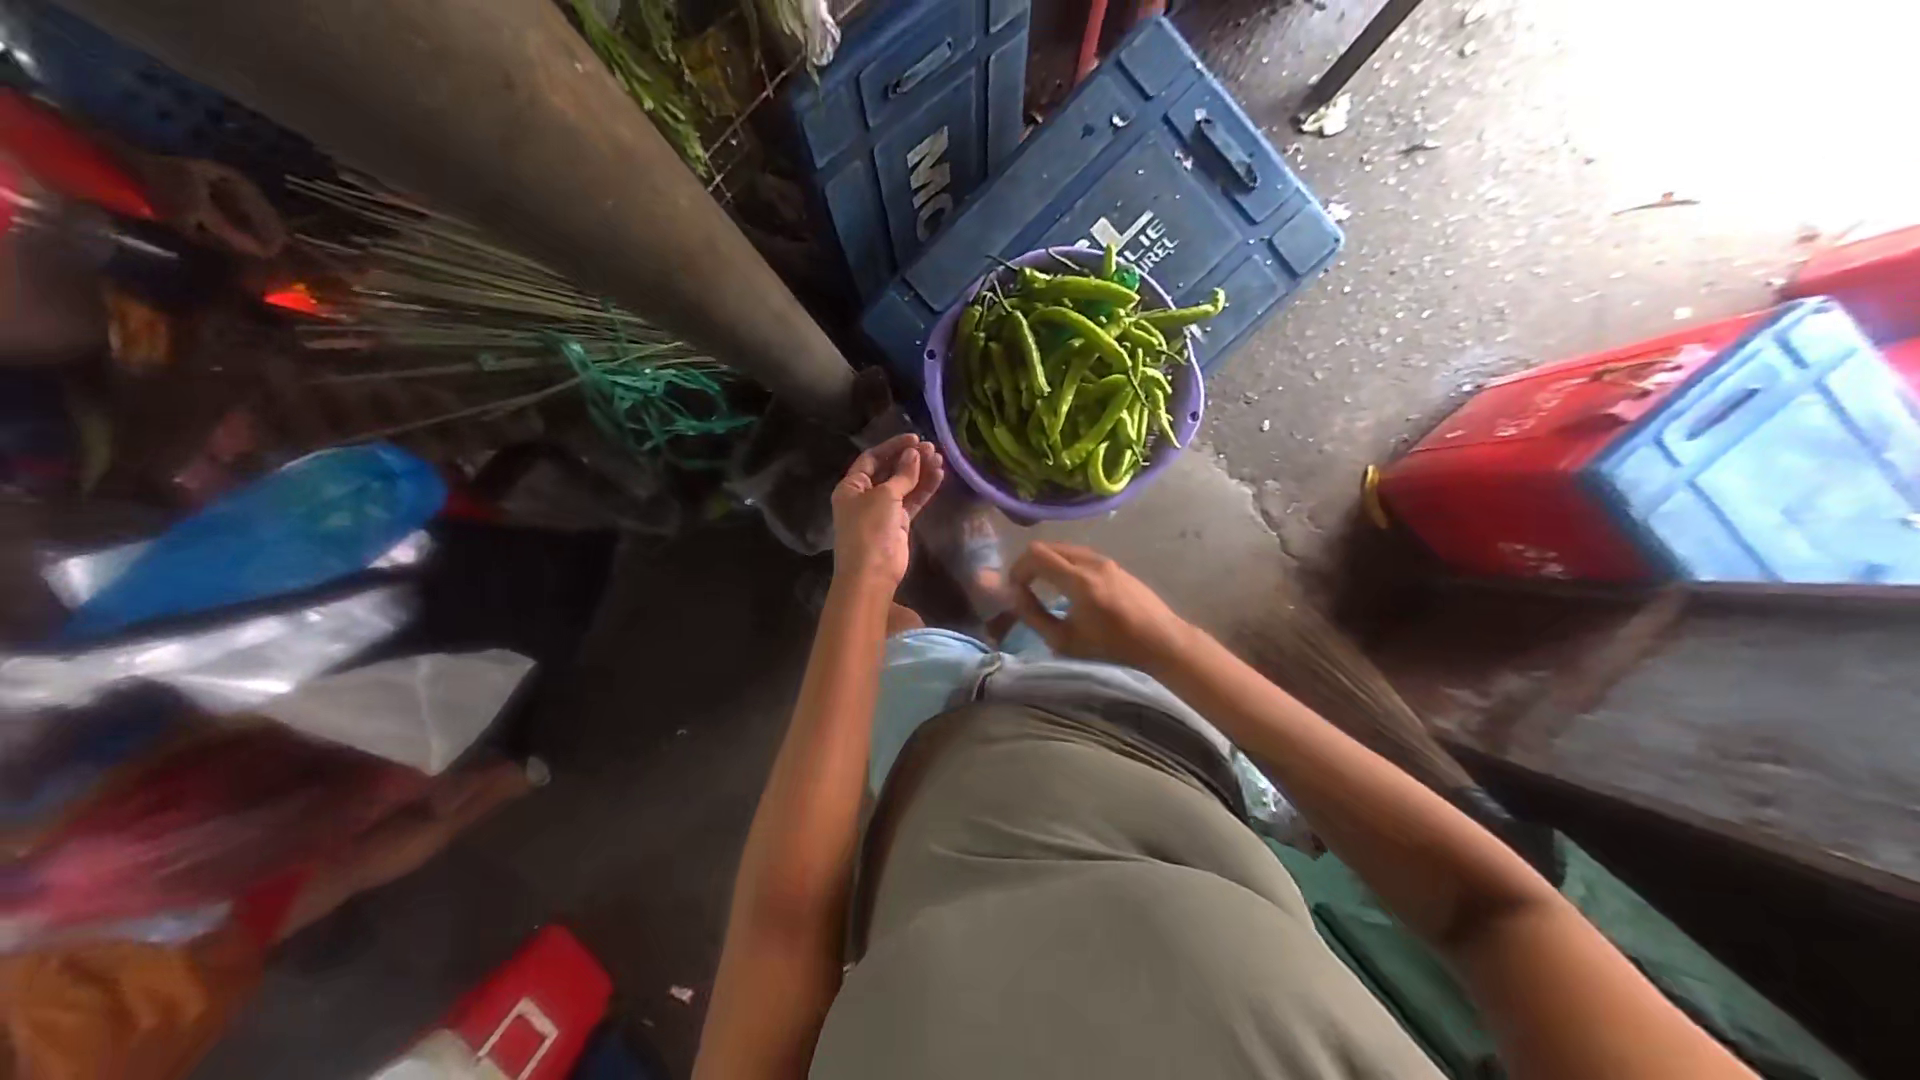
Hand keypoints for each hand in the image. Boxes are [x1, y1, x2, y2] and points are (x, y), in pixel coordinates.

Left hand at [831, 433, 943, 587]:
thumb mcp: (884, 496)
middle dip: (910, 459)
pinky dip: (924, 490)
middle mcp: (865, 496)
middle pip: (889, 470)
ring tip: (940, 459)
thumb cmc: (870, 529)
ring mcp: (882, 511)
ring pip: (904, 486)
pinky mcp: (898, 524)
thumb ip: (902, 474)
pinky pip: (912, 501)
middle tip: (932, 448)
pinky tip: (939, 476)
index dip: (892, 447)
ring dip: (920, 472)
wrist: (872, 573)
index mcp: (851, 487)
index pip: (871, 459)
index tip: (915, 438)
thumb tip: (914, 453)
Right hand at [1008, 541, 1194, 670]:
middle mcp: (1090, 562)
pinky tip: (1068, 587)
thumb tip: (1015, 596)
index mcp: (1078, 580)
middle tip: (1024, 587)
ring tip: (1044, 587)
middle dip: (1029, 564)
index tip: (1015, 590)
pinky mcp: (1114, 564)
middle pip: (1048, 546)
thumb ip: (1034, 616)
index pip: (1035, 555)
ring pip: (1064, 548)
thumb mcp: (1065, 641)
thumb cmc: (1112, 646)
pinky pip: (1080, 555)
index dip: (1018, 568)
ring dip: (1048, 562)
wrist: (1160, 640)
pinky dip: (1064, 564)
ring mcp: (1105, 560)